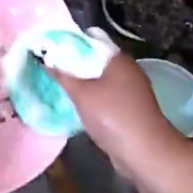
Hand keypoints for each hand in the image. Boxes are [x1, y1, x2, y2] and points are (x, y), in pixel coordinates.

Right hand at [51, 57, 183, 165]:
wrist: (145, 152)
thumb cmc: (113, 116)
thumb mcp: (82, 94)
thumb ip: (63, 75)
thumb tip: (48, 59)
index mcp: (119, 59)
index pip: (90, 41)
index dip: (68, 44)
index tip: (48, 51)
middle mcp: (127, 70)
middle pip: (95, 61)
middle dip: (72, 66)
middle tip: (48, 71)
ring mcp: (131, 91)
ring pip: (100, 81)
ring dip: (81, 85)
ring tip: (57, 88)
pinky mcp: (130, 109)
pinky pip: (105, 98)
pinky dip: (91, 100)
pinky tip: (75, 107)